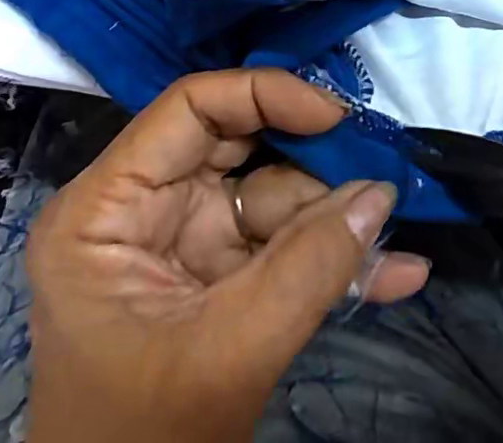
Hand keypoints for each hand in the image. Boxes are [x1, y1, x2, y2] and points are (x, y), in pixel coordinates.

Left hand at [25, 69, 431, 442]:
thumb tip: (381, 194)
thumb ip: (310, 267)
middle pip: (241, 146)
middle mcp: (146, 208)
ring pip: (276, 195)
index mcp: (108, 208)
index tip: (335, 116)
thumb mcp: (229, 352)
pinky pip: (286, 243)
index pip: (190, 108)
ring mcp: (188, 239)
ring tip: (390, 248)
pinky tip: (394, 273)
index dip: (265, 95)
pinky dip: (335, 258)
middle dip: (313, 162)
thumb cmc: (145, 440)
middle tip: (377, 168)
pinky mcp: (224, 273)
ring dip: (336, 221)